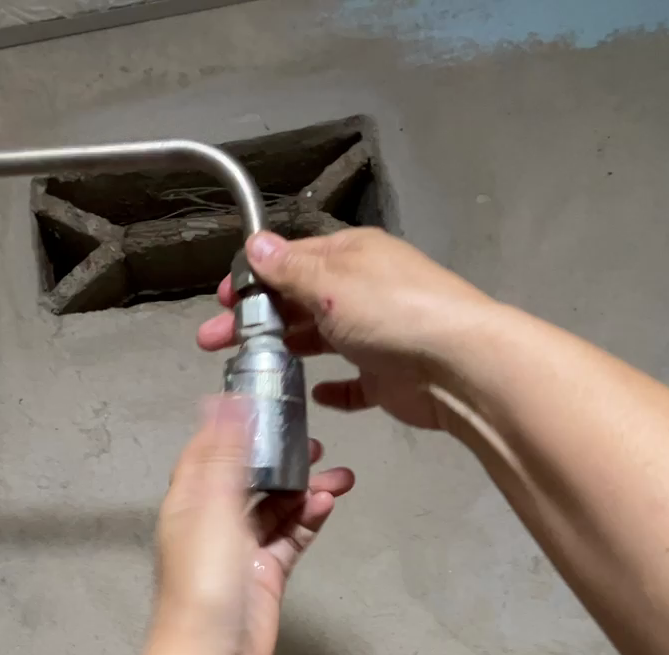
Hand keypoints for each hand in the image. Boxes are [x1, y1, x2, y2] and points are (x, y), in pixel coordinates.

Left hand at [155, 396, 354, 654]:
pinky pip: (290, 536)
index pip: (209, 450)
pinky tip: (330, 502)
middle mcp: (212, 519)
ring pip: (276, 506)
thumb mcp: (211, 506)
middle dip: (282, 458)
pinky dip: (309, 518)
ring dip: (305, 488)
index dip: (235, 425)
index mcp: (189, 499)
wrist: (211, 654)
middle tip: (316, 442)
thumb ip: (223, 454)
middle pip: (249, 477)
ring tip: (341, 474)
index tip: (269, 403)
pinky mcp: (265, 572)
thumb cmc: (204, 576)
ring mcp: (240, 547)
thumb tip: (221, 399)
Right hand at [197, 228, 503, 430]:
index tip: (221, 301)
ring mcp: (375, 334)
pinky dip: (331, 388)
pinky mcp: (385, 376)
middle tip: (213, 343)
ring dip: (285, 351)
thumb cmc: (389, 313)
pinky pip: (351, 382)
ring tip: (249, 370)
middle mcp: (362, 291)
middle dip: (255, 320)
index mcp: (350, 257)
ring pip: (319, 340)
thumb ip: (290, 269)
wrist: (456, 366)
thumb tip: (256, 244)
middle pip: (297, 303)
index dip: (253, 279)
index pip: (291, 260)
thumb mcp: (331, 282)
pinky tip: (312, 396)